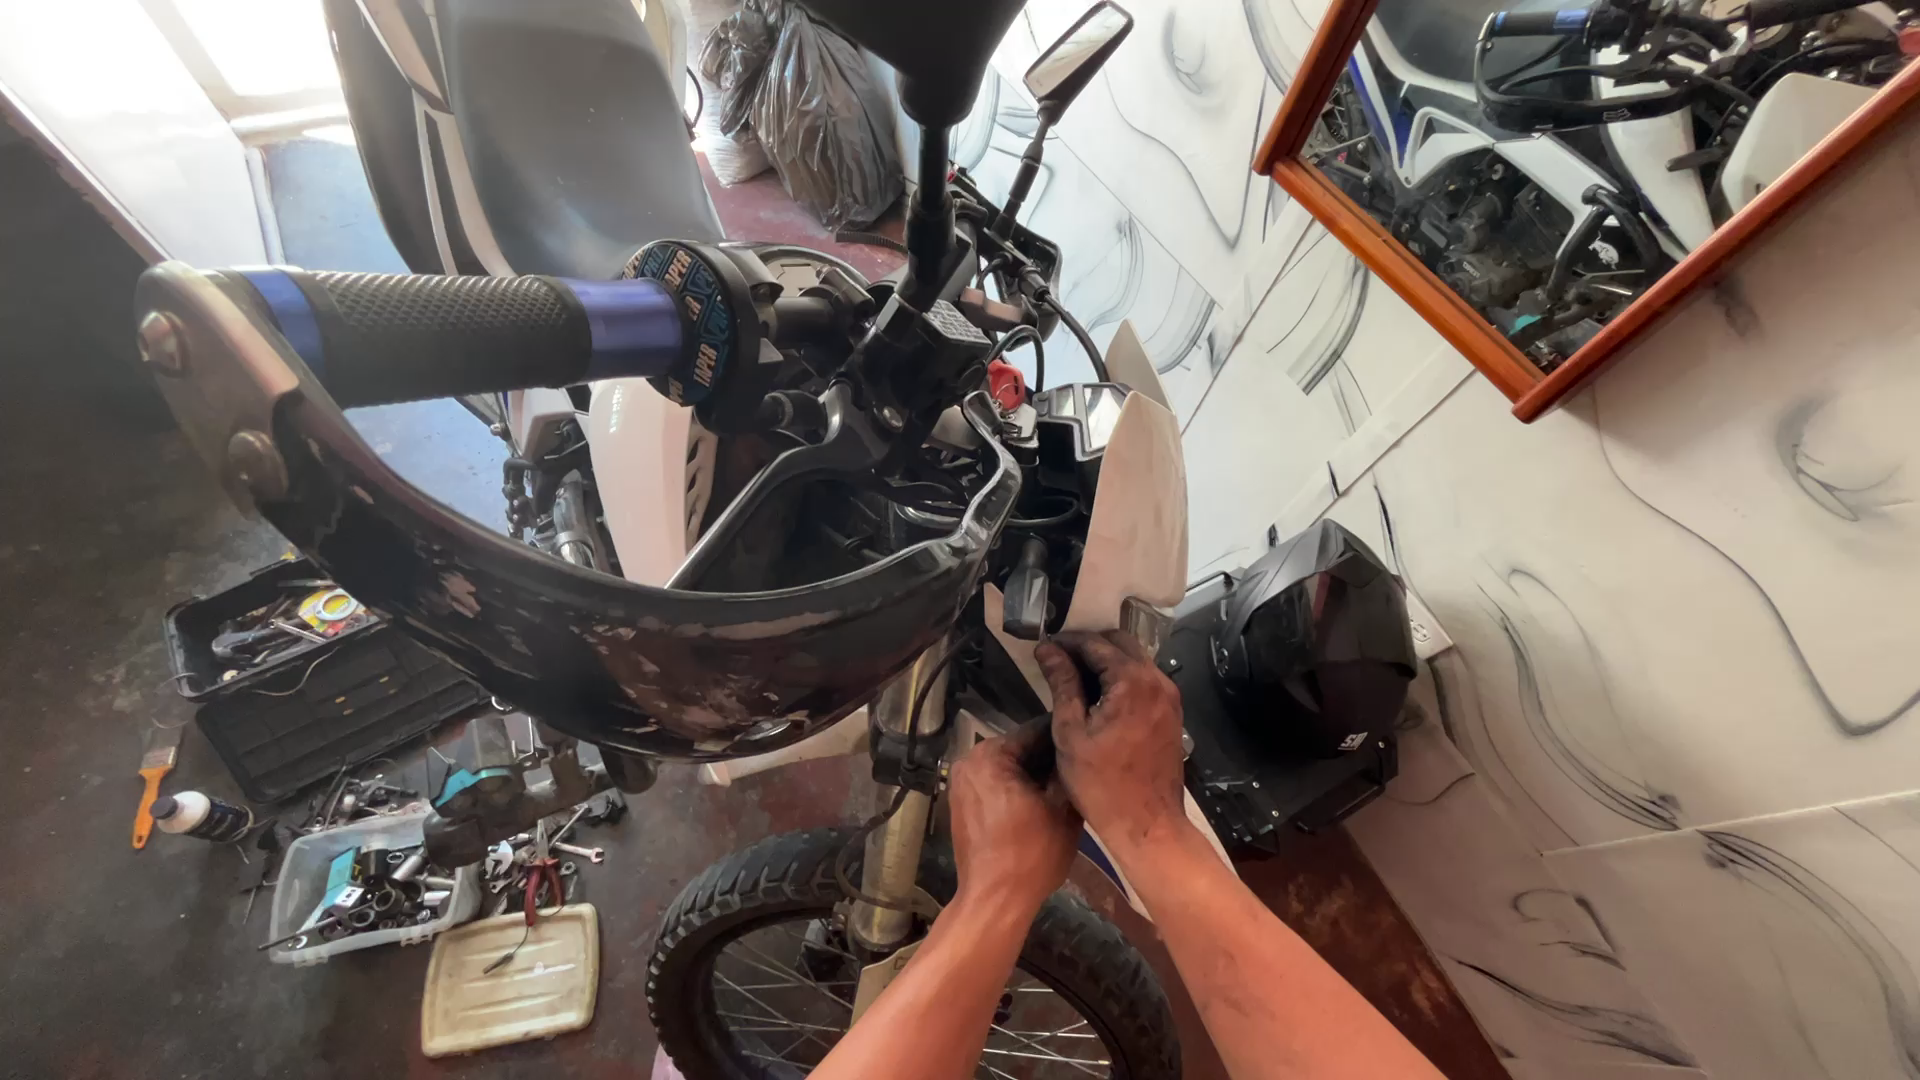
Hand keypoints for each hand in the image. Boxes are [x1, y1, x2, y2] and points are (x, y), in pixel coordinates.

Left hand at [947, 721, 1081, 914]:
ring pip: (1007, 766)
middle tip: (1079, 765)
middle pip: (1019, 747)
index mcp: (992, 754)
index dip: (1065, 736)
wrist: (993, 900)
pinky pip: (995, 783)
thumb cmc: (1031, 854)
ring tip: (1064, 783)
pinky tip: (1040, 800)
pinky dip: (1015, 788)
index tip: (1088, 739)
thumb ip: (1067, 771)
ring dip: (1032, 773)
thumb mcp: (1063, 809)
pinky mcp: (962, 802)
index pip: (1036, 731)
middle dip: (1048, 757)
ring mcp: (962, 781)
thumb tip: (1074, 750)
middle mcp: (970, 759)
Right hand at [1036, 631, 1187, 848]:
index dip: (1066, 642)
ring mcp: (1169, 696)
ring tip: (1073, 678)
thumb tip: (1047, 650)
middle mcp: (1157, 680)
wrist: (1147, 825)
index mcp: (1132, 681)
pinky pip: (1144, 680)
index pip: (1095, 644)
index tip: (1043, 649)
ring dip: (1105, 661)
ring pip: (1134, 660)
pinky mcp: (1171, 712)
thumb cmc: (1101, 784)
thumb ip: (1062, 684)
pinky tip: (1098, 696)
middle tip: (1057, 660)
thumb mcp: (1071, 732)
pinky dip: (1120, 678)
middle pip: (1119, 643)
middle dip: (1087, 646)